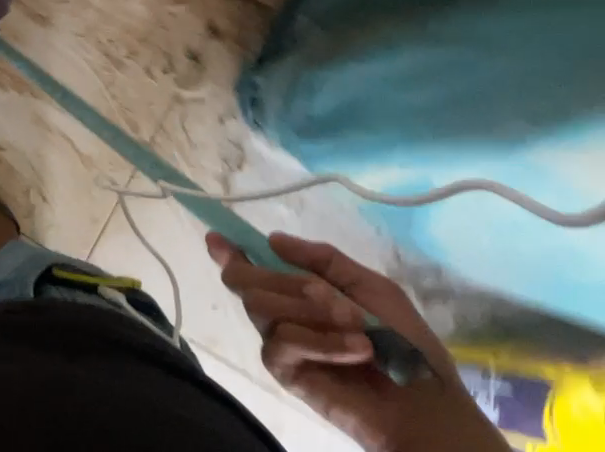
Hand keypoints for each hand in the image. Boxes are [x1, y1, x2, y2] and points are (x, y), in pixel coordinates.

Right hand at [207, 231, 504, 451]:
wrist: (426, 404)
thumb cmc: (405, 344)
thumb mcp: (375, 289)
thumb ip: (325, 260)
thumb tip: (272, 239)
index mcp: (294, 290)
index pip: (246, 265)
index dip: (227, 251)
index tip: (217, 239)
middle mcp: (276, 310)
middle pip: (243, 279)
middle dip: (286, 282)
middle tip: (329, 297)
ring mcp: (275, 339)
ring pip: (259, 304)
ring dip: (311, 312)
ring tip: (357, 331)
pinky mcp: (280, 366)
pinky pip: (282, 339)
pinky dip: (321, 341)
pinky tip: (354, 350)